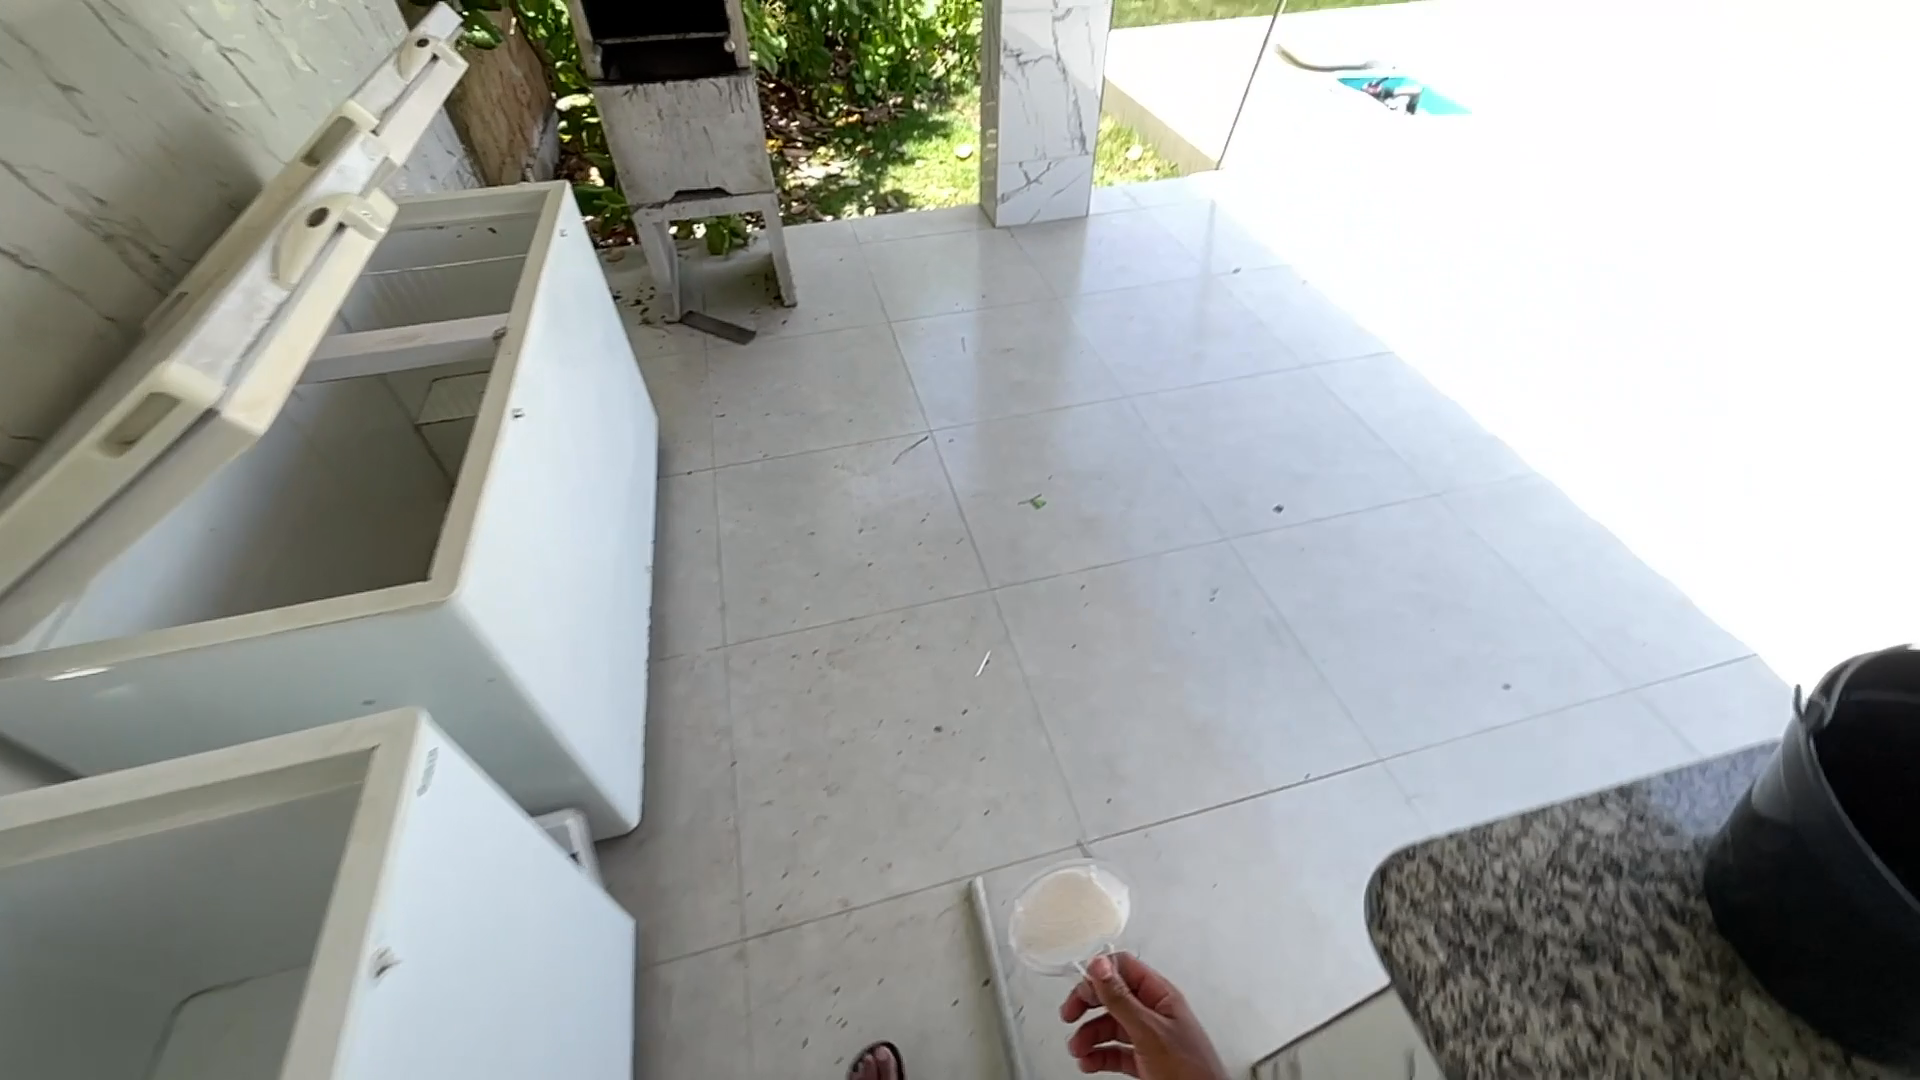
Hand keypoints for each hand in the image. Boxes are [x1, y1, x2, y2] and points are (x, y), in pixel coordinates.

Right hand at [1058, 952, 1228, 1079]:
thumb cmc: (1191, 1072)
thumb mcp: (1149, 1031)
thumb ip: (1121, 999)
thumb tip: (1099, 965)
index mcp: (1159, 995)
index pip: (1123, 968)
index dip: (1099, 974)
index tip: (1080, 988)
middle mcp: (1153, 1012)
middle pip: (1113, 996)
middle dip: (1088, 1006)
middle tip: (1069, 1014)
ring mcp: (1150, 1037)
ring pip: (1111, 1026)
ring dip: (1090, 1035)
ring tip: (1077, 1049)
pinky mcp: (1146, 1061)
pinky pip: (1117, 1051)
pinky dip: (1099, 1056)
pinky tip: (1089, 1062)